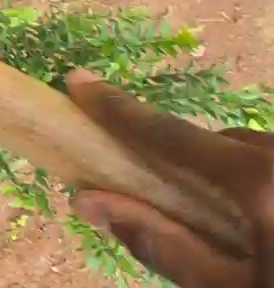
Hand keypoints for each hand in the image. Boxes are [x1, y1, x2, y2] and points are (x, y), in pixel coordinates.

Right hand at [66, 70, 273, 286]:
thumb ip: (166, 248)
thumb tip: (88, 200)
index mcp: (261, 185)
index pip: (166, 133)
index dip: (115, 107)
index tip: (76, 81)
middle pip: (233, 145)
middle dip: (206, 162)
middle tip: (197, 201)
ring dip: (260, 178)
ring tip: (266, 226)